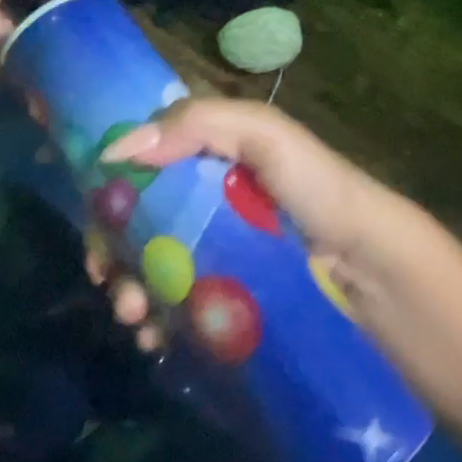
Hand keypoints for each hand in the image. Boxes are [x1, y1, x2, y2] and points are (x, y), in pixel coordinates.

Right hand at [89, 99, 388, 342]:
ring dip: (126, 289)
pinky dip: (152, 322)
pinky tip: (151, 337)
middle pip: (135, 224)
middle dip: (111, 248)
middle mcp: (204, 206)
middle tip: (106, 276)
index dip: (109, 189)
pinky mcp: (223, 301)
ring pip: (148, 270)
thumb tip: (117, 151)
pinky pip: (173, 310)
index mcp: (209, 160)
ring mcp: (213, 256)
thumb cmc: (315, 189)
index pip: (143, 167)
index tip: (92, 216)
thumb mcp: (264, 134)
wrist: (369, 267)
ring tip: (133, 313)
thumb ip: (197, 124)